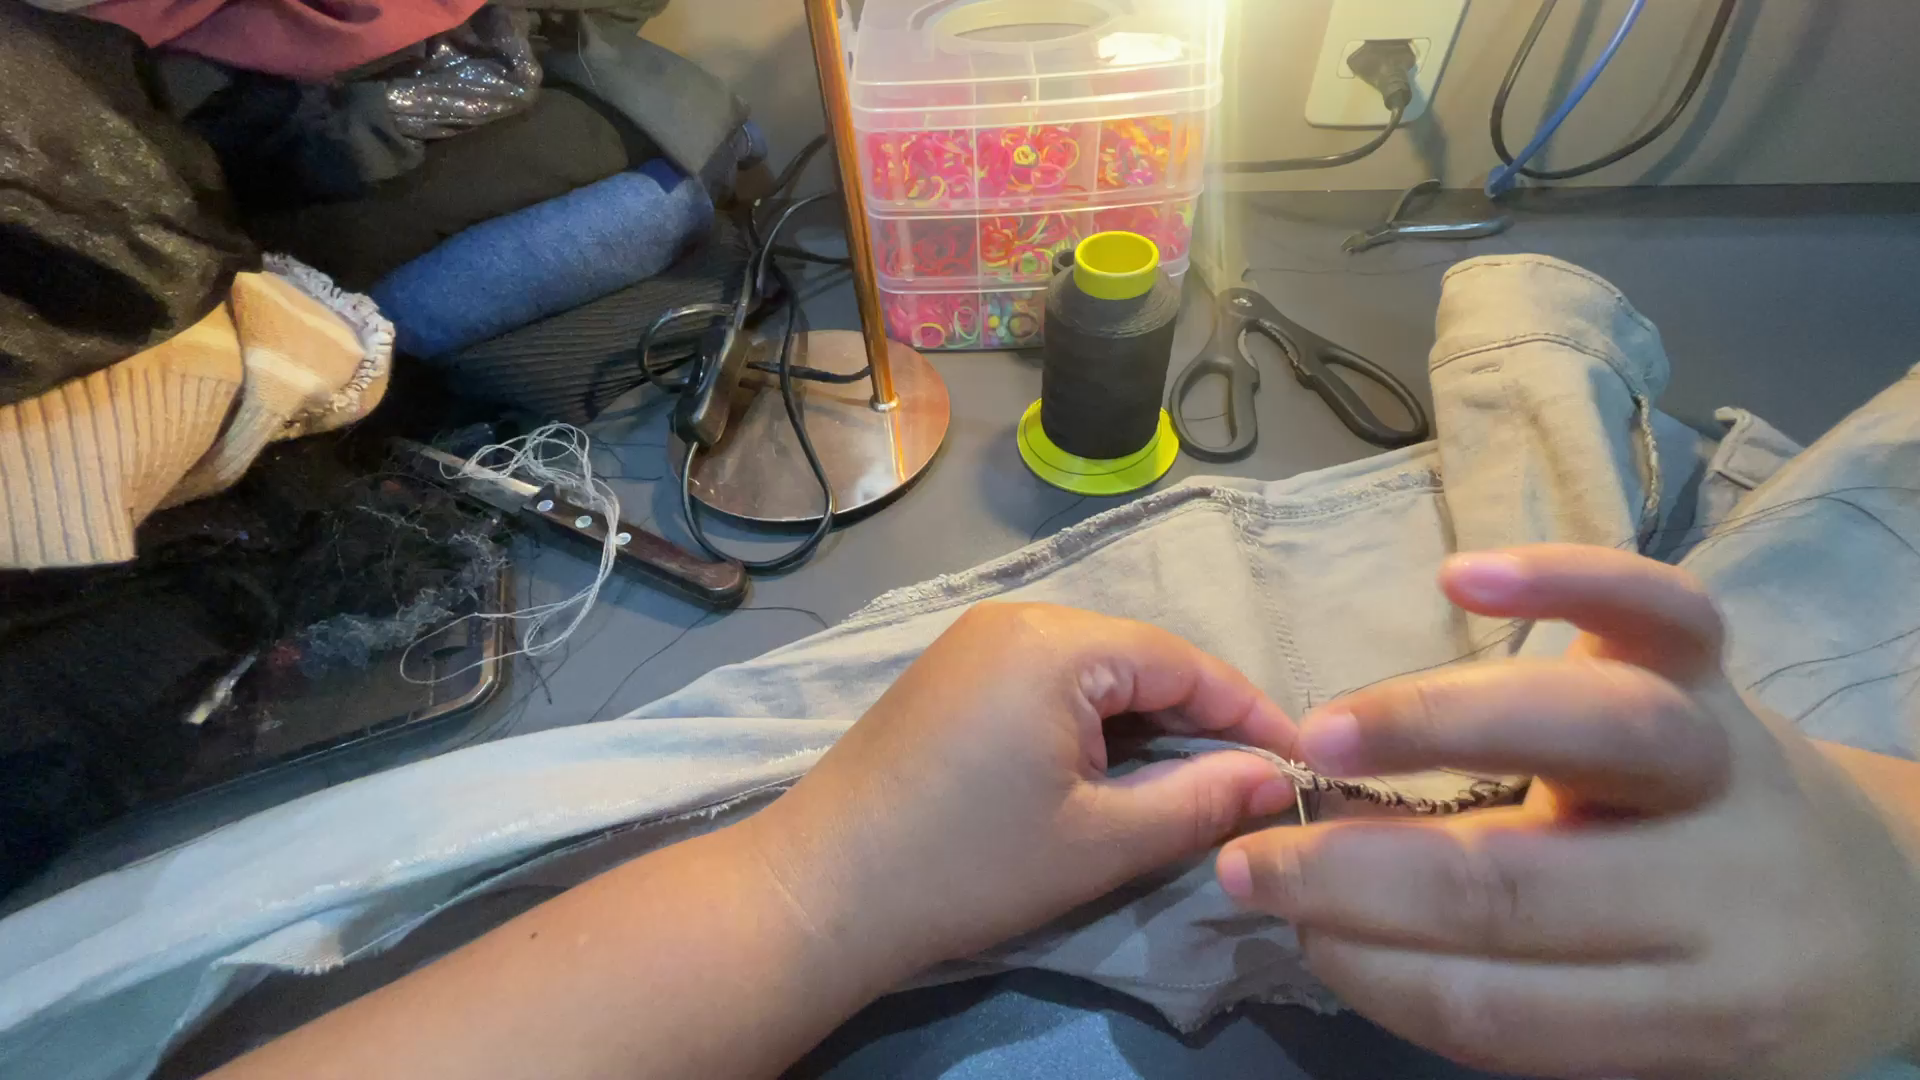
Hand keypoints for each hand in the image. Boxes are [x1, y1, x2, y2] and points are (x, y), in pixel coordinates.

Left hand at [742, 603, 1301, 979]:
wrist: (827, 885)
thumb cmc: (969, 863)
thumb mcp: (1100, 840)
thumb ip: (1199, 800)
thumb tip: (1276, 778)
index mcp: (1054, 641)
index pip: (1179, 660)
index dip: (1245, 710)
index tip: (1296, 761)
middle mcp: (1014, 618)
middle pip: (1133, 658)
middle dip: (1192, 717)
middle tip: (1240, 779)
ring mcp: (975, 640)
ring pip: (1089, 668)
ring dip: (1140, 719)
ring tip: (1178, 778)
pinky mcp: (951, 670)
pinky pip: (1044, 677)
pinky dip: (1086, 717)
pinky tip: (1100, 763)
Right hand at [1218, 545, 1919, 1078]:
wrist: (1860, 897)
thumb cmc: (1696, 952)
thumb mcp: (1623, 1004)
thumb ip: (1487, 972)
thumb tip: (1317, 916)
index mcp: (1701, 1006)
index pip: (1501, 1003)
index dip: (1372, 969)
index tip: (1291, 932)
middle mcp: (1727, 891)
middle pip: (1515, 883)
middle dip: (1351, 871)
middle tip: (1246, 859)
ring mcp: (1725, 757)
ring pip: (1582, 728)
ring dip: (1422, 728)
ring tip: (1320, 738)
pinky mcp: (1712, 664)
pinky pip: (1656, 608)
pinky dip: (1561, 581)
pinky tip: (1462, 578)